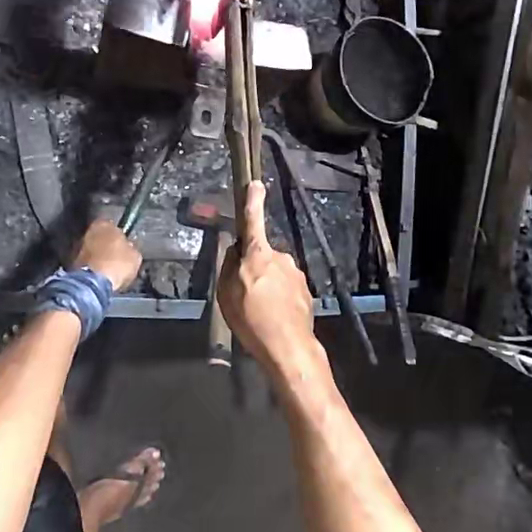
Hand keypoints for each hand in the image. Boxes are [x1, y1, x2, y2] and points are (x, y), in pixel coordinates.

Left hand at [73, 219, 141, 291]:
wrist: (95, 282)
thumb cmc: (117, 264)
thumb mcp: (135, 256)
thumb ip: (131, 248)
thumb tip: (129, 249)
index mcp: (104, 223)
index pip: (114, 226)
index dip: (121, 238)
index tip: (126, 247)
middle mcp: (89, 231)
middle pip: (102, 237)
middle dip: (108, 246)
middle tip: (118, 257)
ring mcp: (80, 246)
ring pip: (94, 249)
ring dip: (100, 256)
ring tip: (110, 269)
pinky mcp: (74, 262)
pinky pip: (89, 261)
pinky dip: (94, 266)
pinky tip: (102, 275)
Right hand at [216, 181, 321, 380]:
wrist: (289, 348)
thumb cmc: (252, 319)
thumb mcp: (226, 293)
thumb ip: (228, 266)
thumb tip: (235, 251)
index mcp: (258, 254)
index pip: (252, 220)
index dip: (252, 201)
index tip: (255, 183)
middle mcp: (281, 258)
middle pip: (261, 255)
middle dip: (253, 268)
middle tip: (243, 294)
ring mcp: (296, 274)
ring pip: (275, 273)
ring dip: (266, 286)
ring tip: (258, 312)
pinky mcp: (306, 291)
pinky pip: (286, 288)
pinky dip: (278, 299)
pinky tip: (273, 318)